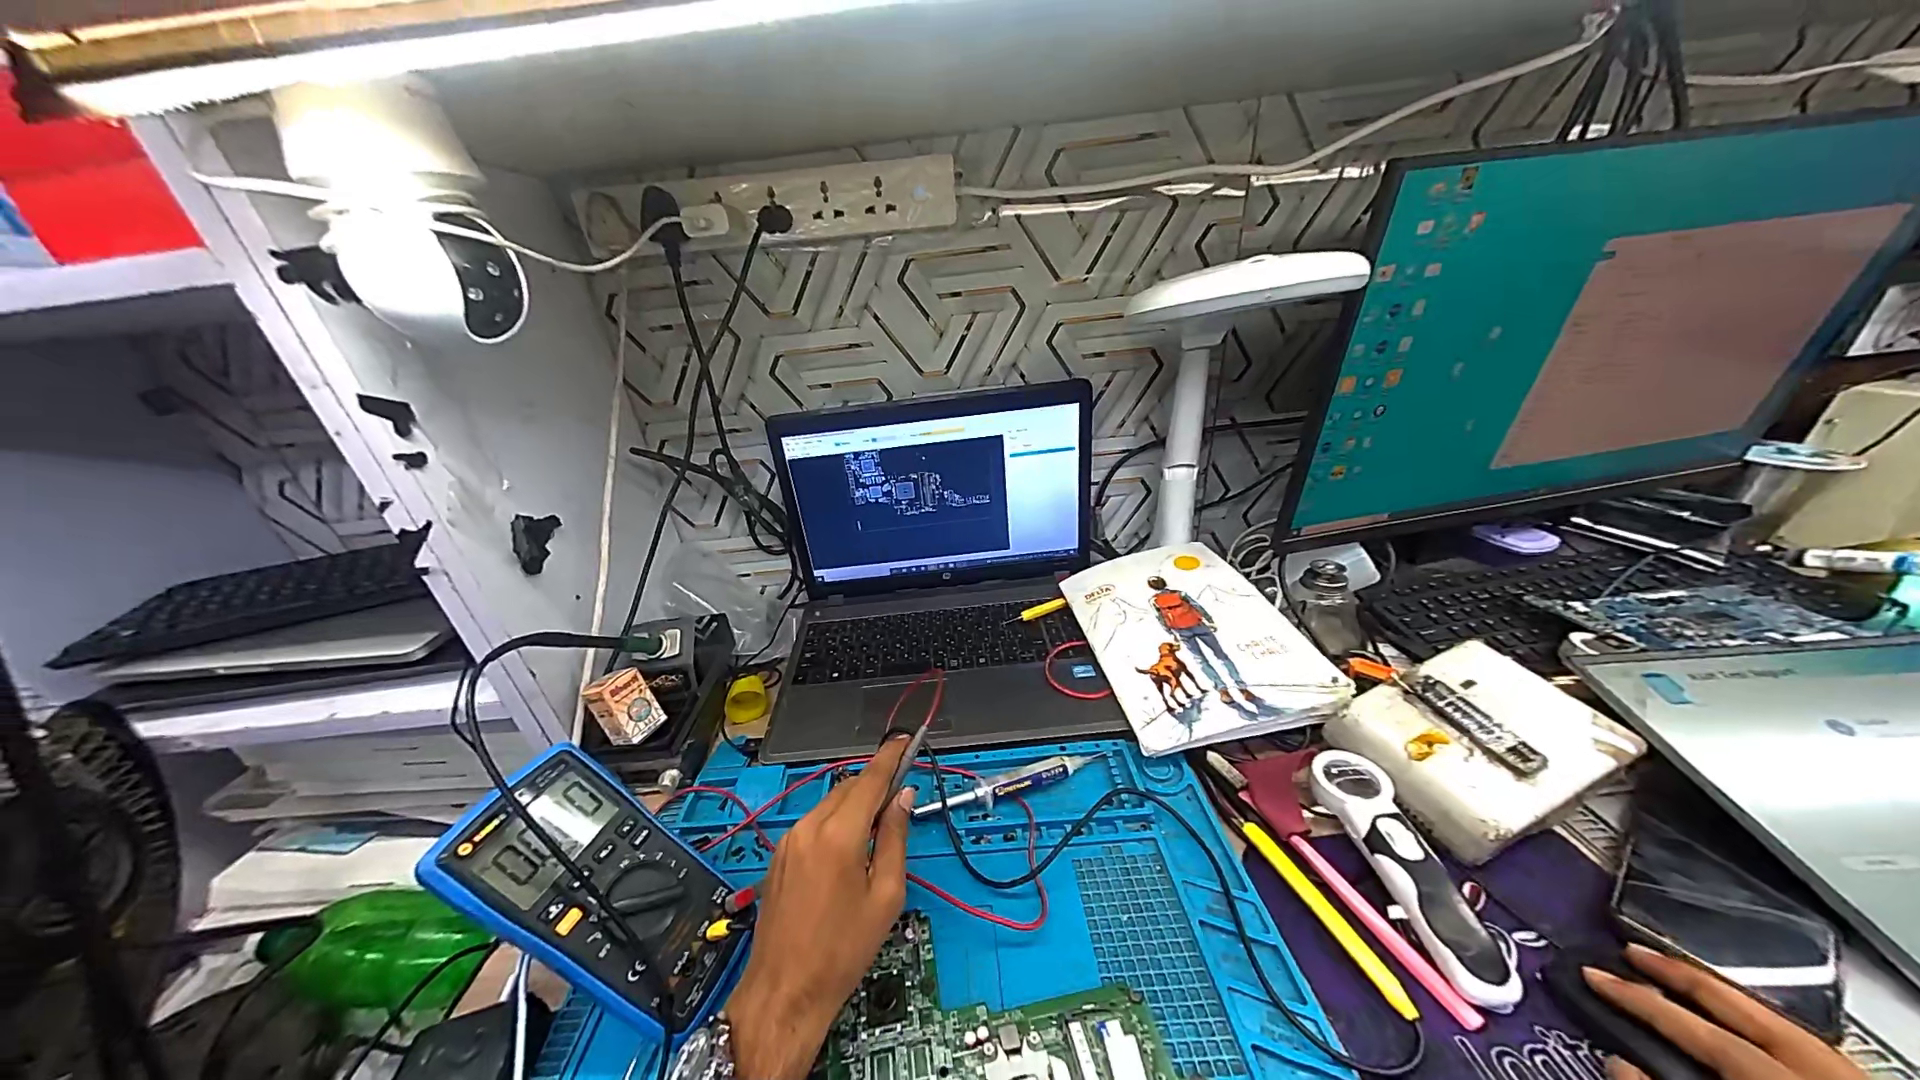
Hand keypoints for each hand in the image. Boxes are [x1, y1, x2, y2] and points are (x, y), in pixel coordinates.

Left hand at [726, 736, 913, 1079]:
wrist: (785, 990)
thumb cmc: (842, 950)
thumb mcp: (886, 895)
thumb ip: (897, 838)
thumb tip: (903, 799)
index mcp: (839, 835)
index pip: (870, 779)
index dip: (890, 757)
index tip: (904, 741)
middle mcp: (808, 828)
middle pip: (849, 787)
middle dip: (876, 787)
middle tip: (899, 803)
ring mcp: (789, 841)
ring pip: (830, 804)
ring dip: (855, 807)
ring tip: (876, 837)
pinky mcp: (779, 855)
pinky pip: (814, 823)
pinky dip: (835, 823)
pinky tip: (848, 852)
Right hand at [1583, 944, 1864, 1079]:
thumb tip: (1619, 1063)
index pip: (1697, 1032)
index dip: (1637, 1000)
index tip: (1593, 975)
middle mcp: (1821, 1078)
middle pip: (1744, 1011)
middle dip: (1680, 976)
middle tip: (1630, 951)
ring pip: (1781, 1021)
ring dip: (1720, 991)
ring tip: (1677, 971)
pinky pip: (1808, 1043)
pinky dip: (1762, 1018)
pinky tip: (1743, 1016)